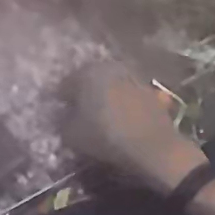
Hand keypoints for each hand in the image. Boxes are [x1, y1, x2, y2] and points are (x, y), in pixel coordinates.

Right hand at [64, 60, 206, 193]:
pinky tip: (125, 119)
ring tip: (104, 116)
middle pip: (91, 80)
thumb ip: (63, 123)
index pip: (65, 84)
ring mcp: (134, 77)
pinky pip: (131, 96)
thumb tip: (63, 117)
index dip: (61, 100)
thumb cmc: (106, 137)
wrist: (154, 147)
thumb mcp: (73, 135)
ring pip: (113, 86)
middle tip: (81, 113)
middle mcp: (111, 67)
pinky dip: (126, 104)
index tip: (60, 112)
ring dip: (107, 97)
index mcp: (87, 72)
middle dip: (85, 94)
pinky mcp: (152, 91)